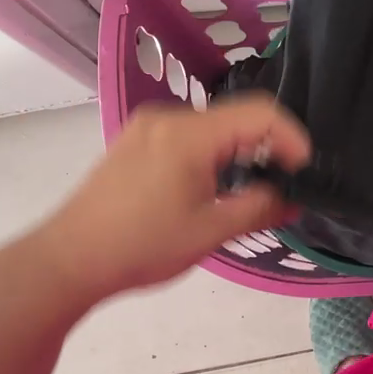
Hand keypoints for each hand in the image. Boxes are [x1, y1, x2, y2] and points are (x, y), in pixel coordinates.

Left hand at [36, 95, 310, 298]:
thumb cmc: (142, 246)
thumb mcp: (211, 232)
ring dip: (242, 152)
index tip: (305, 174)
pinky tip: (216, 187)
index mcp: (190, 133)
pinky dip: (215, 155)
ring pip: (214, 127)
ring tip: (253, 191)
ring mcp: (148, 127)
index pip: (261, 114)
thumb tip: (294, 199)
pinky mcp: (136, 141)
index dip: (292, 138)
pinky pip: (190, 136)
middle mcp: (169, 118)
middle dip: (269, 147)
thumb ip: (260, 209)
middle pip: (237, 117)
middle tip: (285, 186)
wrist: (68, 260)